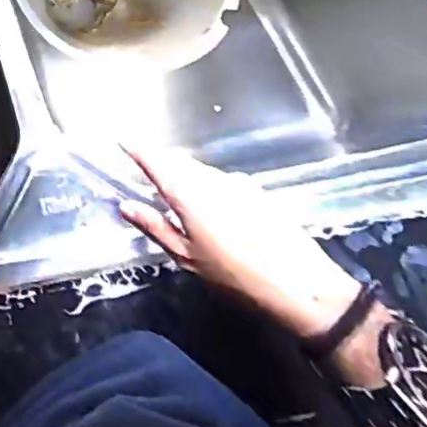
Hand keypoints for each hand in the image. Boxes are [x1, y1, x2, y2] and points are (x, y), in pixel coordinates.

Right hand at [119, 146, 363, 341]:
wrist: (305, 287)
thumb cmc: (237, 277)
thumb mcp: (188, 259)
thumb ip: (156, 227)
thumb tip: (126, 206)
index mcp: (187, 192)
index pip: (155, 160)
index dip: (136, 149)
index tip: (121, 139)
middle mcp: (210, 178)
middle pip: (177, 162)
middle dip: (160, 164)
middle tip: (146, 175)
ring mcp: (236, 182)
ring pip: (200, 171)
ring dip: (185, 176)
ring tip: (180, 199)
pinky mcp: (256, 191)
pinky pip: (221, 181)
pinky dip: (209, 187)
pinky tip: (216, 212)